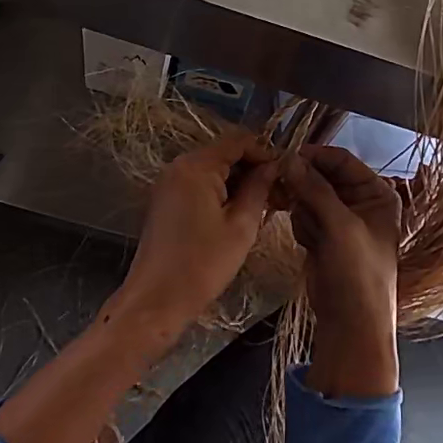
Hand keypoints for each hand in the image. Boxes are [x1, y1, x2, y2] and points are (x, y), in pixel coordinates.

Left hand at [118, 131, 278, 330]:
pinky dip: (223, 194)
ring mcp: (169, 184)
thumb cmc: (203, 264)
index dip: (266, 153)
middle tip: (281, 195)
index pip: (238, 141)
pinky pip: (201, 186)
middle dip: (254, 170)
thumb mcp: (241, 226)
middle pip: (225, 154)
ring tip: (267, 208)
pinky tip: (241, 215)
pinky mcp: (166, 202)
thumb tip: (273, 166)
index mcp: (196, 166)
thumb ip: (259, 188)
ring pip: (214, 171)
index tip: (286, 175)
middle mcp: (179, 167)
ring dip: (240, 183)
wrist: (156, 301)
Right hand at [281, 145, 401, 397]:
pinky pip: (304, 216)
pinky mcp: (324, 236)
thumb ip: (315, 190)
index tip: (286, 157)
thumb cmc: (357, 273)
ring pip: (308, 195)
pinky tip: (309, 244)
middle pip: (322, 176)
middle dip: (304, 186)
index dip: (315, 156)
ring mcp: (341, 220)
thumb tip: (290, 159)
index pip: (342, 160)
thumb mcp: (340, 227)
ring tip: (310, 232)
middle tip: (281, 189)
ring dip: (302, 209)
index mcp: (377, 193)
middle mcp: (360, 202)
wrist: (351, 323)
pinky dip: (302, 225)